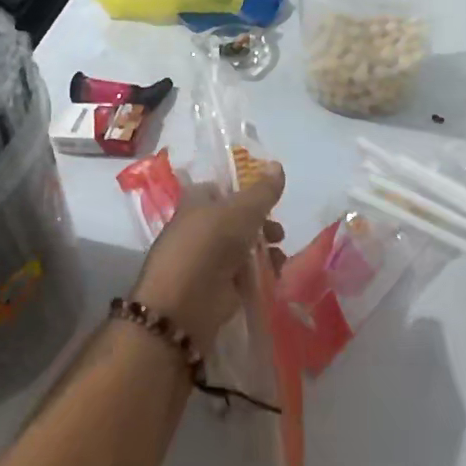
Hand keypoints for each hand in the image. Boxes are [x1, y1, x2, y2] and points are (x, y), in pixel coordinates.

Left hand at [129, 164, 284, 353]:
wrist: (186, 301)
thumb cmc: (210, 244)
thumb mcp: (242, 211)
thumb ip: (263, 191)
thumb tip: (277, 164)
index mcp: (197, 202)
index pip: (220, 188)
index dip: (243, 189)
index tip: (268, 196)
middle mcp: (201, 228)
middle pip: (237, 219)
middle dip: (262, 223)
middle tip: (277, 231)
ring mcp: (208, 258)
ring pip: (243, 246)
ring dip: (265, 248)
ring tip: (279, 257)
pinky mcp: (218, 285)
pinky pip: (245, 272)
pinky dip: (261, 272)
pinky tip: (275, 274)